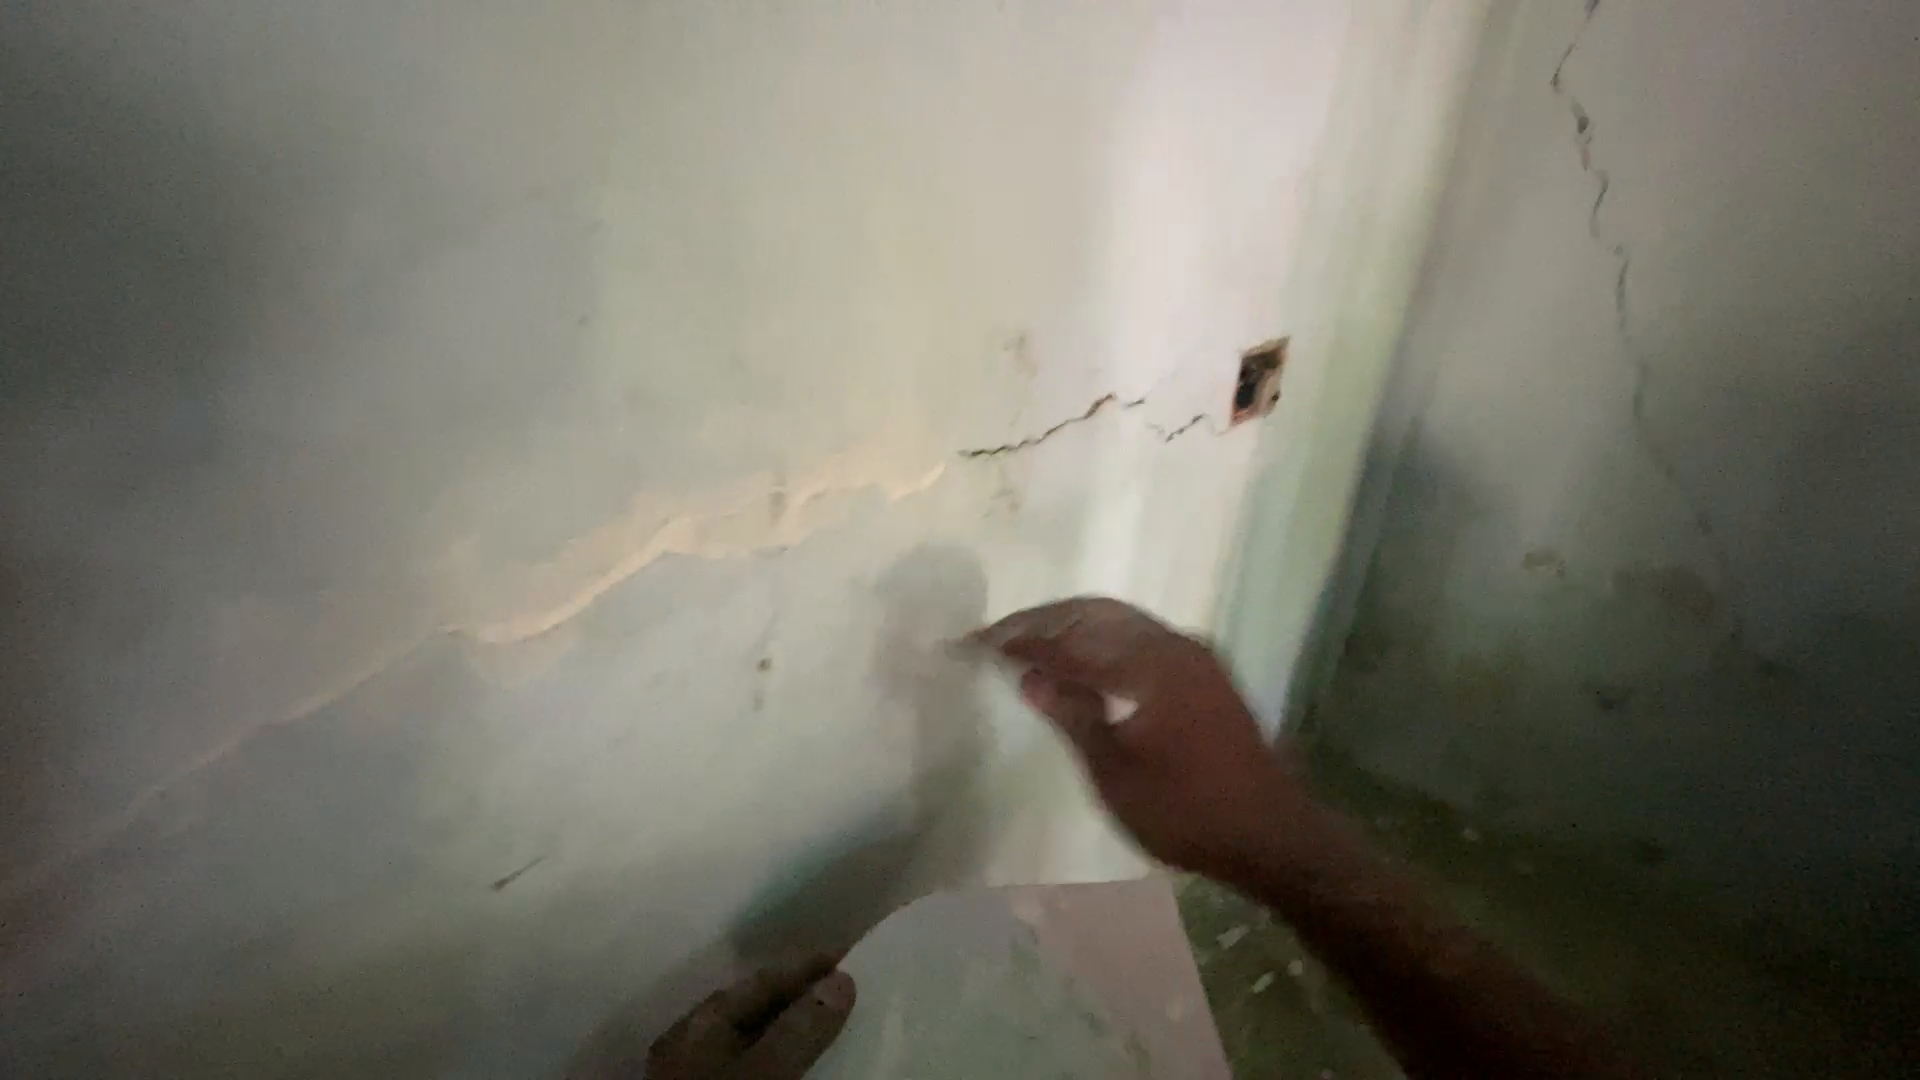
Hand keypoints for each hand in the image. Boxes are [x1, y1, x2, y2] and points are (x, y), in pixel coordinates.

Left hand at [643, 955, 854, 1079]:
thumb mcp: (763, 1076)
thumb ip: (799, 1030)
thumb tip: (841, 981)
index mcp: (698, 1030)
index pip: (760, 982)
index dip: (805, 968)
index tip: (850, 959)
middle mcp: (695, 1052)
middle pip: (758, 1013)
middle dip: (804, 1001)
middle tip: (851, 992)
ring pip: (760, 1049)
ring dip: (798, 1039)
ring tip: (840, 1032)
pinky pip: (761, 1077)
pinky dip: (788, 1071)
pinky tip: (811, 1074)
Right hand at [971, 597, 1300, 875]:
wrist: (1273, 836)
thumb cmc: (1187, 811)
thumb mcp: (1116, 772)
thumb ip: (1072, 716)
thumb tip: (1028, 676)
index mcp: (1151, 664)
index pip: (1071, 642)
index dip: (1022, 642)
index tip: (979, 643)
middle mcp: (1173, 643)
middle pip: (1095, 614)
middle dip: (1043, 621)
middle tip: (998, 636)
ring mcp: (1192, 653)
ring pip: (1118, 620)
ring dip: (1072, 626)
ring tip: (1030, 642)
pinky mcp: (1202, 670)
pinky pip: (1138, 636)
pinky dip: (1100, 639)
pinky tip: (1081, 660)